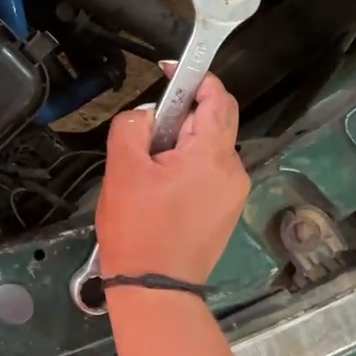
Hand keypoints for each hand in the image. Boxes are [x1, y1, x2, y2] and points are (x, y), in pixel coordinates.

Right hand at [94, 74, 249, 283]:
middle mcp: (232, 171)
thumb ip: (133, 126)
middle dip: (176, 118)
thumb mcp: (123, 167)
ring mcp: (232, 194)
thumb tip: (148, 116)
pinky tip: (156, 188)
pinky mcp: (224, 211)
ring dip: (176, 145)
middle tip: (141, 136)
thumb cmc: (138, 225)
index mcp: (212, 156)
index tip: (168, 70)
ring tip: (143, 169)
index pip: (217, 99)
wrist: (153, 285)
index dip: (195, 77)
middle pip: (210, 123)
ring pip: (204, 149)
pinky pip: (205, 172)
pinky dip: (182, 167)